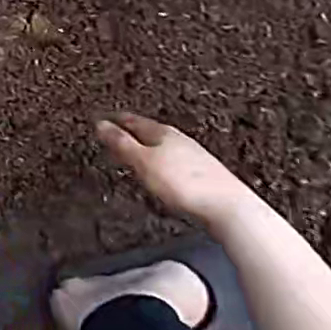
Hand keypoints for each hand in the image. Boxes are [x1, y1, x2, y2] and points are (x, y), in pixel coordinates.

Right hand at [97, 113, 259, 229]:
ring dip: (147, 148)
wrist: (230, 208)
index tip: (101, 120)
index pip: (132, 120)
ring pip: (164, 147)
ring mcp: (195, 158)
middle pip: (149, 132)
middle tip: (116, 133)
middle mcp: (180, 141)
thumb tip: (100, 125)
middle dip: (131, 132)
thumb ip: (120, 143)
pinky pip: (176, 162)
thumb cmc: (186, 184)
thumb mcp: (143, 161)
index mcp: (163, 133)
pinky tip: (164, 172)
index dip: (115, 120)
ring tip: (136, 153)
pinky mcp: (205, 176)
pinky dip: (162, 162)